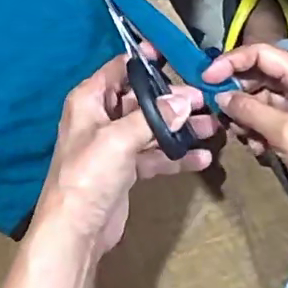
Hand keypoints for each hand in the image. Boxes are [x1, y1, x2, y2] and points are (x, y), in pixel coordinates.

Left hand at [35, 48, 220, 255]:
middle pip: (141, 99)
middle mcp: (101, 116)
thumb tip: (185, 100)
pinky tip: (201, 157)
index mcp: (90, 99)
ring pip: (152, 127)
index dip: (145, 61)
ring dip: (179, 128)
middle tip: (204, 100)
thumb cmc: (89, 174)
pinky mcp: (125, 169)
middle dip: (172, 100)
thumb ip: (153, 117)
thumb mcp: (119, 138)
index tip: (175, 56)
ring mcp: (114, 144)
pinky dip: (175, 155)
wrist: (75, 232)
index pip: (120, 68)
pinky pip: (155, 154)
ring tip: (212, 127)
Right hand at [203, 44, 287, 242]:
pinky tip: (256, 151)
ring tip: (240, 136)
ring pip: (261, 105)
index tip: (206, 78)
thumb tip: (221, 96)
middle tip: (216, 111)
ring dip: (245, 117)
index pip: (263, 55)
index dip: (232, 61)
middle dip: (237, 92)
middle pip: (261, 79)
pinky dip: (257, 135)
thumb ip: (251, 111)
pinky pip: (268, 127)